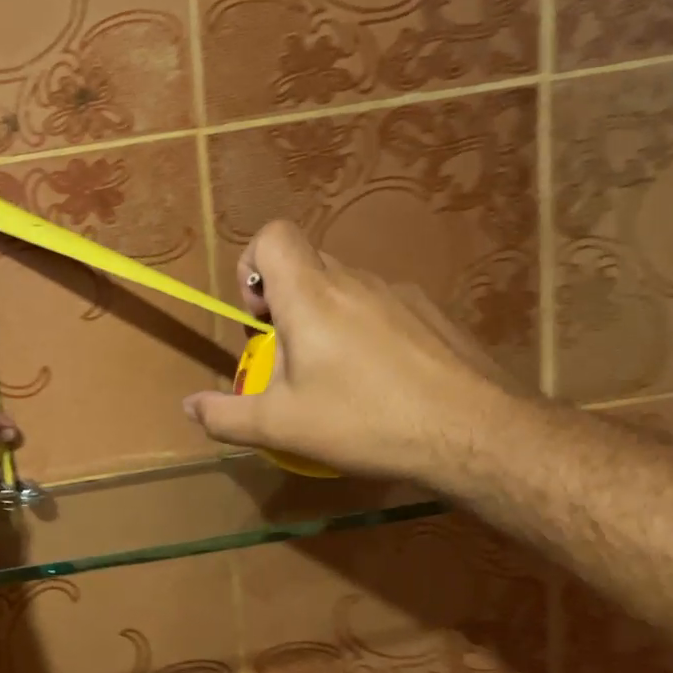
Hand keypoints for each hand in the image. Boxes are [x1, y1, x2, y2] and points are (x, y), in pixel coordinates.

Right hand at [181, 220, 519, 482]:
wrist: (482, 436)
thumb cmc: (367, 421)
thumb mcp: (280, 427)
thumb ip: (225, 416)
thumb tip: (190, 407)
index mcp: (310, 297)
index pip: (273, 236)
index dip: (251, 264)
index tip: (258, 315)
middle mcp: (355, 282)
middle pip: (306, 262)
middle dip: (284, 299)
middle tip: (288, 353)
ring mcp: (401, 296)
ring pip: (345, 287)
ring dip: (326, 317)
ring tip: (335, 375)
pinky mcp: (434, 317)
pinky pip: (382, 308)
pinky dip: (367, 331)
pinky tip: (381, 381)